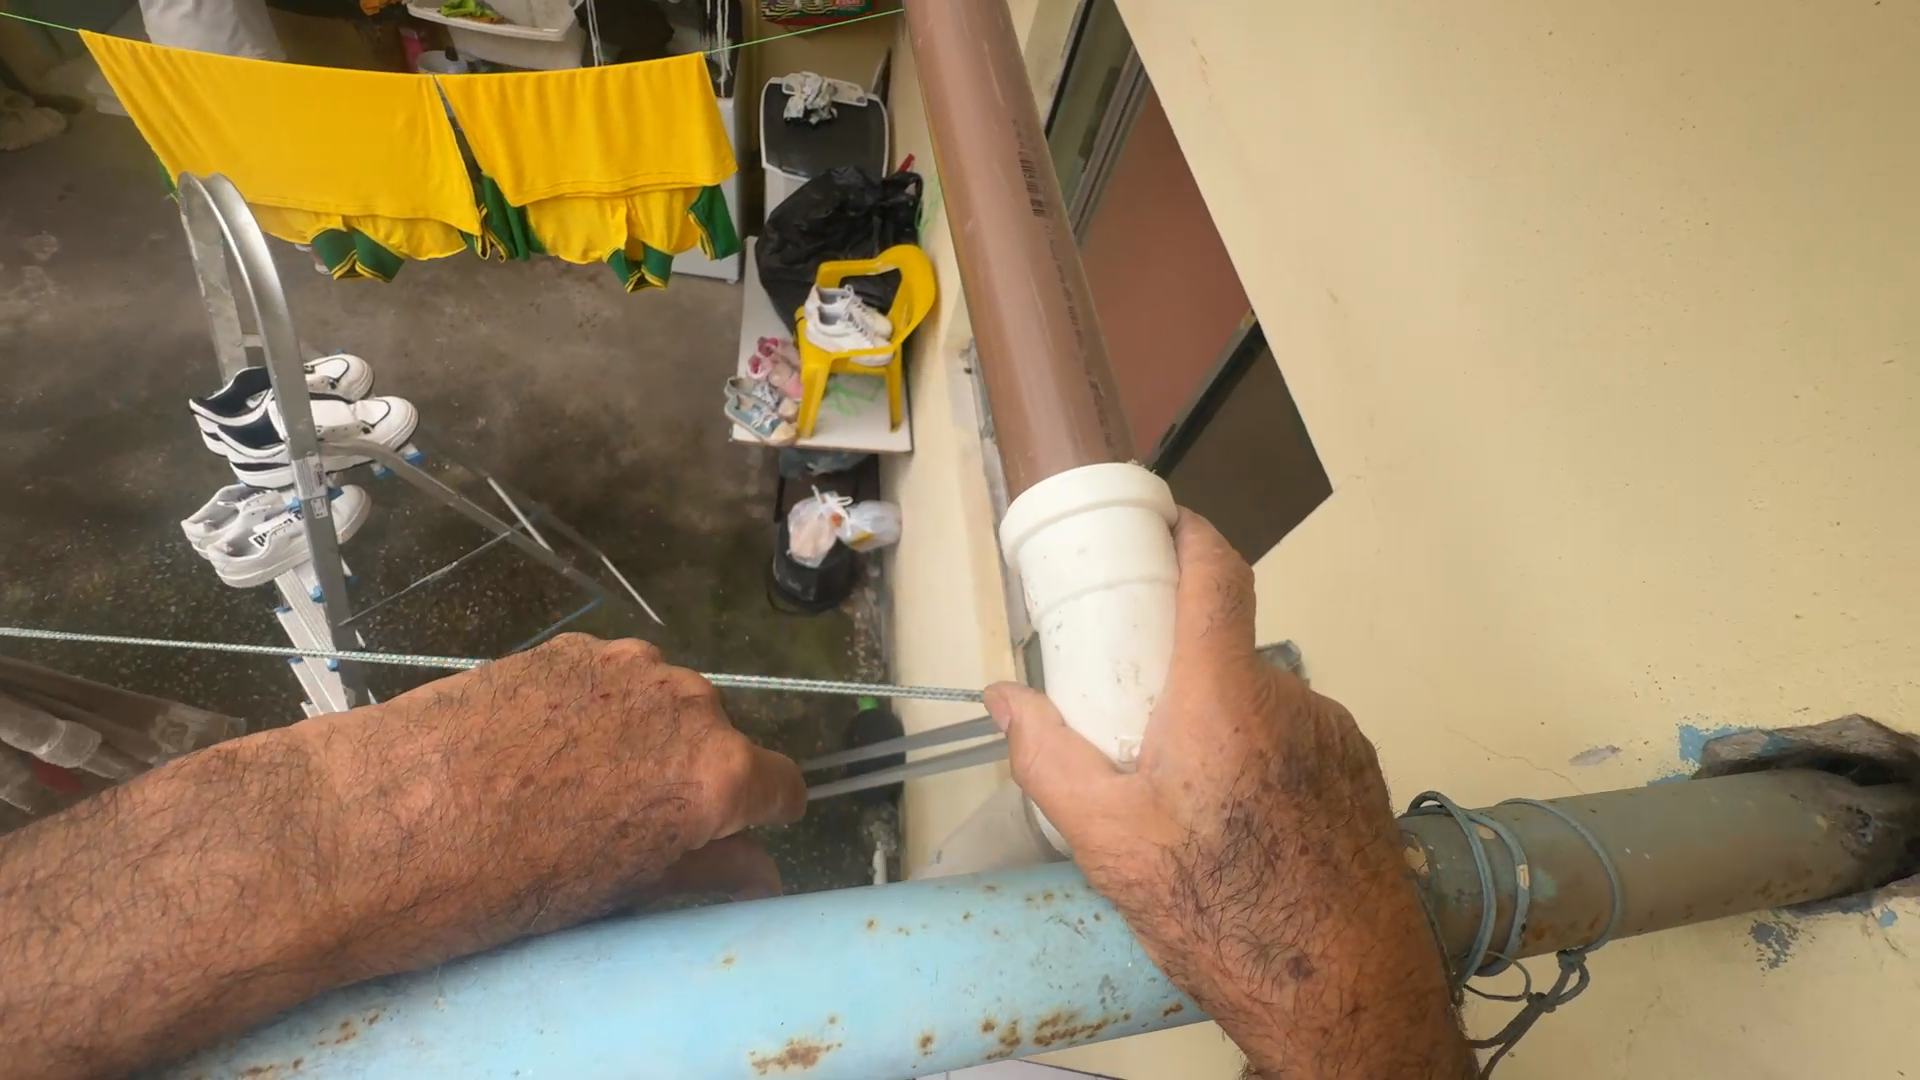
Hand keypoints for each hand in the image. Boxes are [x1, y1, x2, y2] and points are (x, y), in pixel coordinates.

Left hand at [294, 633, 805, 980]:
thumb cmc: (500, 887)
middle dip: (696, 776)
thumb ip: (706, 872)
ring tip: (573, 776)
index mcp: (716, 773)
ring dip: (649, 737)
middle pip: (722, 741)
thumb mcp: (618, 893)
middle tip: (630, 818)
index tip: (735, 835)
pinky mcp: (578, 645)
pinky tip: (536, 740)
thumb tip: (763, 876)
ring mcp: (633, 665)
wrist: (362, 823)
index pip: (781, 786)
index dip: (764, 814)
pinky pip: (617, 682)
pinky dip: (602, 709)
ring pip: (669, 706)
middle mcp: (693, 704)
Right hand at [986, 512, 1469, 1077]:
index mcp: (1223, 696)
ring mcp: (1335, 733)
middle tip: (1137, 719)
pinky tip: (1242, 817)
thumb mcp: (1105, 839)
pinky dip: (1257, 748)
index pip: (1217, 574)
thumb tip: (1002, 697)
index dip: (1189, 532)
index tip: (1160, 522)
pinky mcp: (1361, 770)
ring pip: (1255, 694)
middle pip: (1222, 643)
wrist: (1347, 1003)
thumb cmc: (1215, 910)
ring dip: (1216, 716)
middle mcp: (1288, 697)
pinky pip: (1293, 732)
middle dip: (1175, 662)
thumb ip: (1044, 756)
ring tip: (1188, 792)